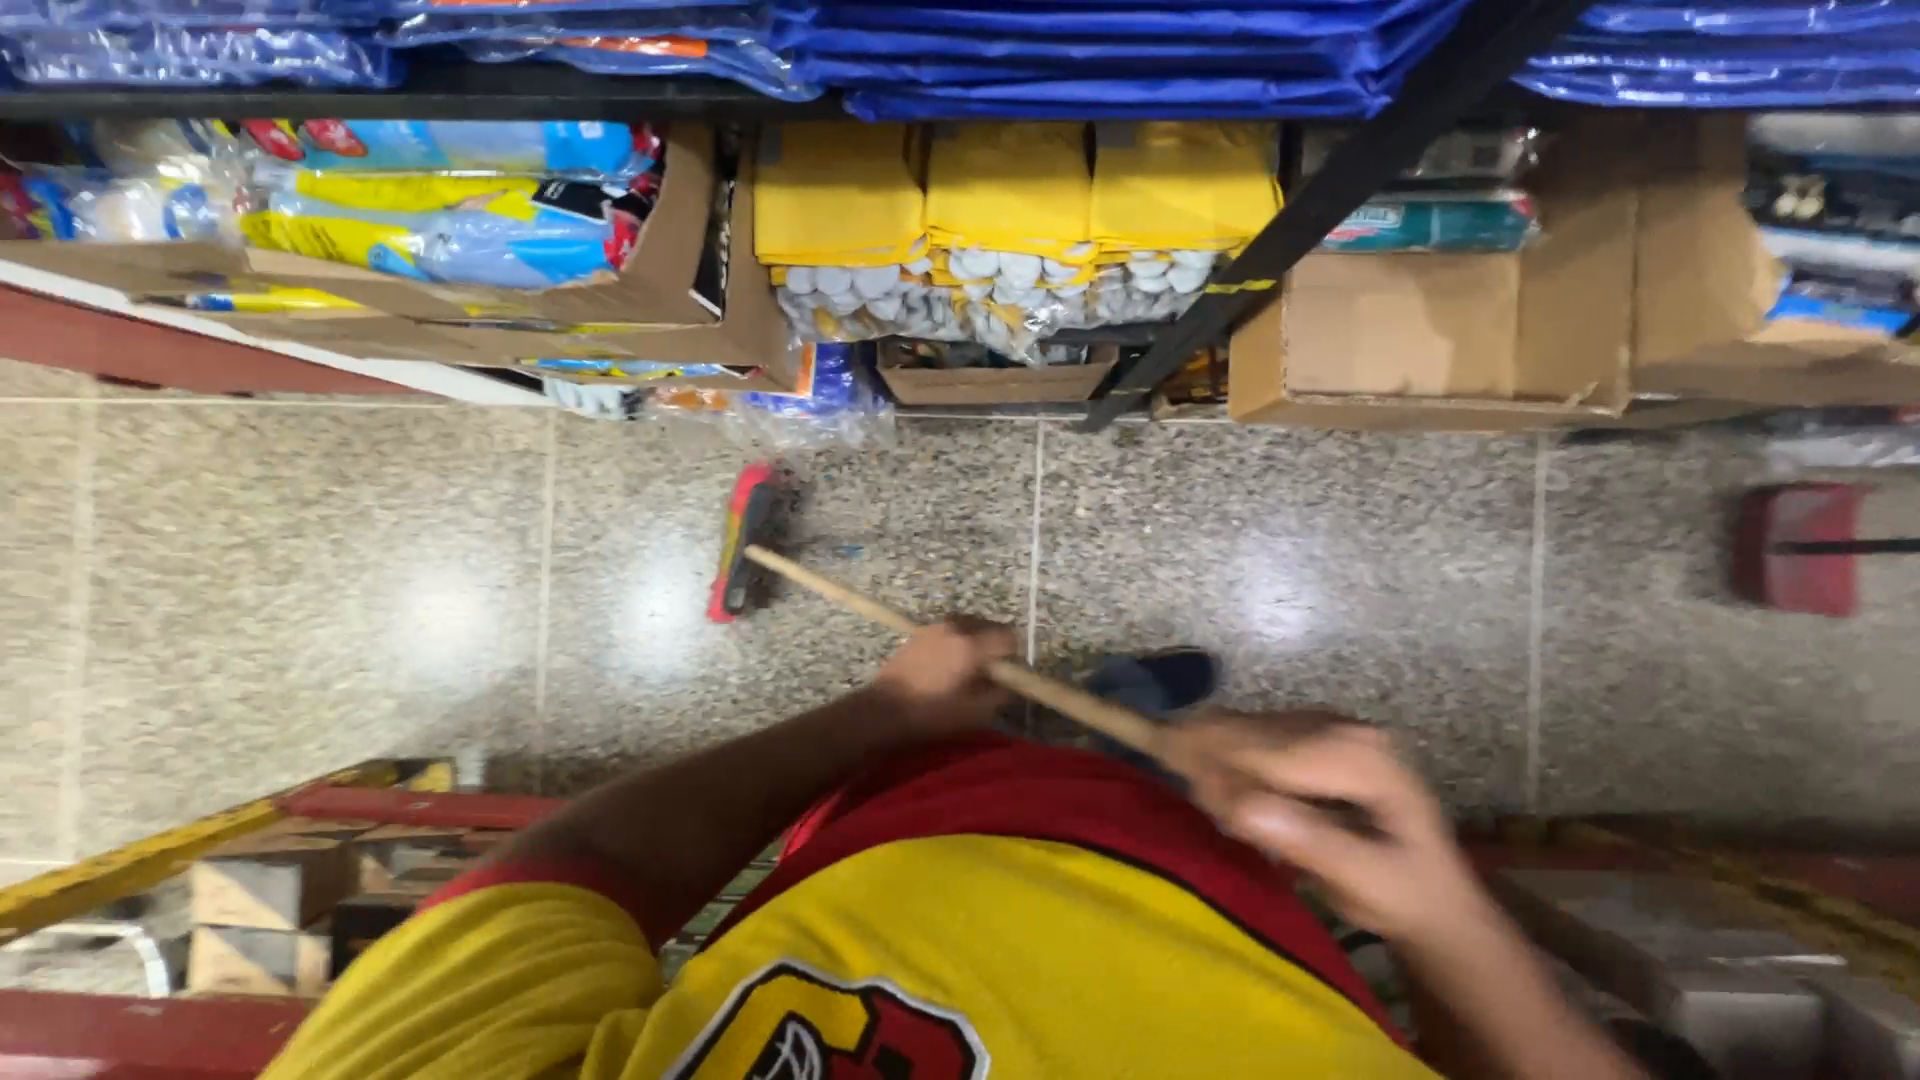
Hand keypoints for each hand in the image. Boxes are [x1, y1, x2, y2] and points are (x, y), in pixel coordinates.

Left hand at [870, 616, 1018, 733]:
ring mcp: (935, 627)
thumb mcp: (976, 714)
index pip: (1009, 637)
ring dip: (977, 640)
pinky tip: (949, 664)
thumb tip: (1010, 683)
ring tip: (970, 667)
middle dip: (997, 645)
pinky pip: (951, 629)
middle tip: (992, 672)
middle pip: (990, 626)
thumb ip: (1001, 694)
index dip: (1014, 656)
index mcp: (972, 645)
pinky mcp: (920, 633)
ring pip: (969, 625)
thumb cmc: (932, 714)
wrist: (882, 710)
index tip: (1009, 675)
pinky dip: (958, 640)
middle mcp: (955, 627)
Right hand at [1161, 710, 1496, 948]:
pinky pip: (1247, 736)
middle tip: (1199, 805)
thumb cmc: (1404, 894)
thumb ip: (1313, 844)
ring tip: (1220, 812)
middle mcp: (1339, 726)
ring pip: (1240, 729)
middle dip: (1206, 760)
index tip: (1167, 770)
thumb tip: (1245, 808)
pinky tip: (1230, 797)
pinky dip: (1224, 761)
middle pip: (1248, 732)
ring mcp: (1323, 725)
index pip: (1268, 751)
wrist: (1434, 893)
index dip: (1214, 763)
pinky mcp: (1307, 734)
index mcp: (1359, 755)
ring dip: (1212, 762)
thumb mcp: (1367, 883)